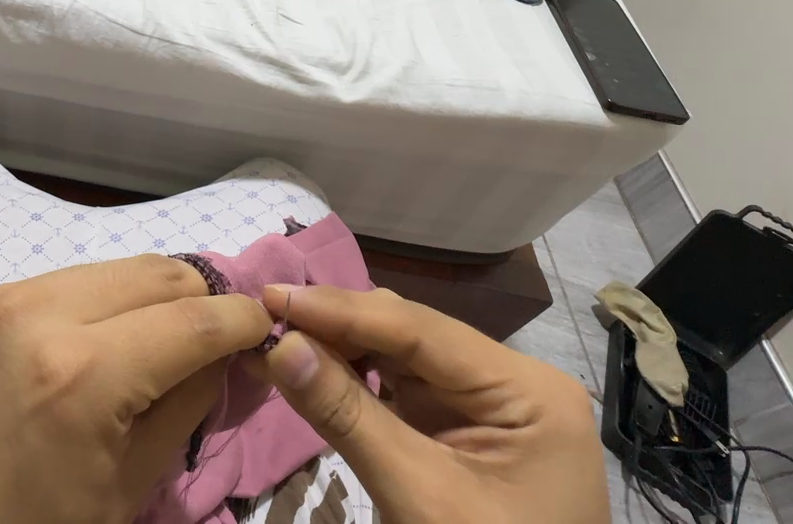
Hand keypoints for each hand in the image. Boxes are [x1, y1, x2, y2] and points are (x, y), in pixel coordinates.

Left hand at [0, 255, 271, 523]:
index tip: (270, 331)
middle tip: (226, 338)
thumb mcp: (132, 480)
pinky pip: (87, 275)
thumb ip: (192, 402)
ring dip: (165, 294)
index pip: (193, 322)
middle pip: (163, 274)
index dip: (243, 321)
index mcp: (84, 374)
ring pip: (127, 265)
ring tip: (179, 335)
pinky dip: (121, 295)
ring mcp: (18, 293)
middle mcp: (48, 312)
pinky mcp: (2, 292)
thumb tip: (238, 352)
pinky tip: (125, 332)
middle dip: (206, 300)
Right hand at [256, 285, 608, 523]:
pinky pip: (399, 385)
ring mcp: (487, 403)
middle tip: (266, 319)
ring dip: (336, 347)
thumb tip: (278, 345)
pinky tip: (312, 370)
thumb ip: (347, 415)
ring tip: (278, 340)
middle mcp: (510, 381)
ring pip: (398, 353)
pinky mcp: (461, 426)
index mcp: (526, 390)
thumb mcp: (419, 498)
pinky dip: (352, 378)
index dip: (340, 309)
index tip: (272, 294)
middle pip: (408, 333)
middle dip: (334, 325)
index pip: (418, 327)